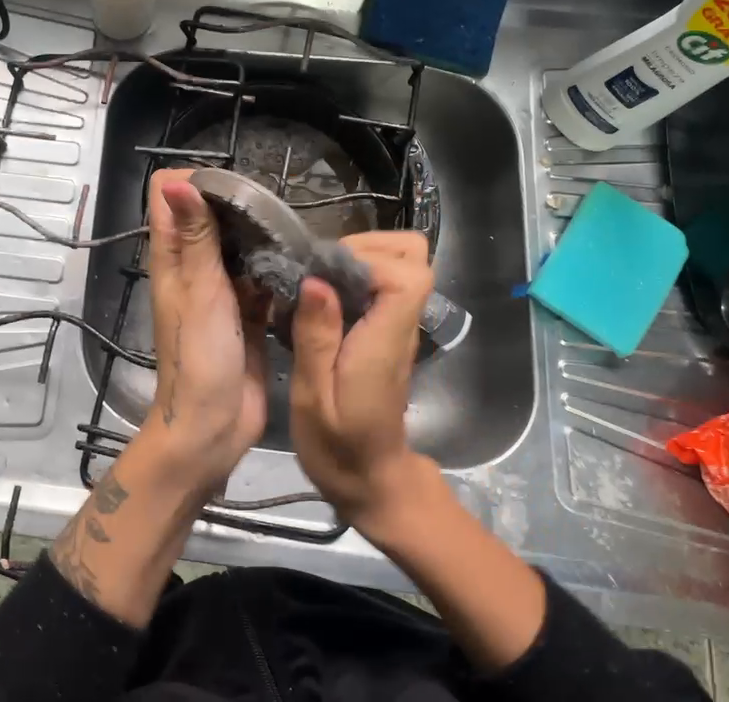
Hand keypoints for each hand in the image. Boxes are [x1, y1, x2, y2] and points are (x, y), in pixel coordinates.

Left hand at [144, 169, 270, 487]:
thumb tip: (177, 180)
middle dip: (239, 203)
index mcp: (171, 256)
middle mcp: (193, 266)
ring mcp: (220, 289)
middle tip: (277, 209)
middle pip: (210, 214)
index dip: (197, 179)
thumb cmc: (200, 358)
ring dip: (261, 234)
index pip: (170, 193)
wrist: (214, 426)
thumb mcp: (199, 290)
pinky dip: (275, 266)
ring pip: (238, 243)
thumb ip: (194, 237)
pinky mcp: (247, 311)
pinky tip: (302, 262)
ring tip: (295, 231)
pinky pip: (261, 275)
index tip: (236, 186)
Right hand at [288, 232, 450, 536]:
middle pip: (415, 256)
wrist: (371, 483)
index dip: (366, 258)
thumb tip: (316, 281)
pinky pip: (384, 285)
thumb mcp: (313, 398)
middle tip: (320, 267)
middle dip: (366, 245)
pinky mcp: (387, 334)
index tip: (322, 270)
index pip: (407, 276)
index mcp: (386, 341)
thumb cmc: (337, 448)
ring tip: (317, 279)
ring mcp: (398, 329)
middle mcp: (401, 328)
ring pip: (403, 265)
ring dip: (359, 257)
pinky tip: (320, 299)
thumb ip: (316, 338)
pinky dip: (355, 277)